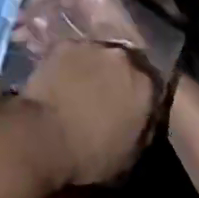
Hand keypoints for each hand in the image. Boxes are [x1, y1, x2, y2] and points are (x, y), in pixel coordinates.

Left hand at [22, 41, 158, 186]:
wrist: (45, 135)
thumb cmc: (92, 154)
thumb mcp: (132, 153)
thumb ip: (144, 126)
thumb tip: (144, 116)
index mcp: (145, 85)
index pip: (153, 83)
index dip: (142, 95)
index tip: (133, 105)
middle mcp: (123, 57)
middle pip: (127, 62)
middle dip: (120, 75)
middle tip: (107, 92)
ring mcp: (92, 46)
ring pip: (100, 53)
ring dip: (96, 65)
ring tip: (82, 84)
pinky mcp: (64, 43)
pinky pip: (74, 51)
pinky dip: (71, 62)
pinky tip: (62, 77)